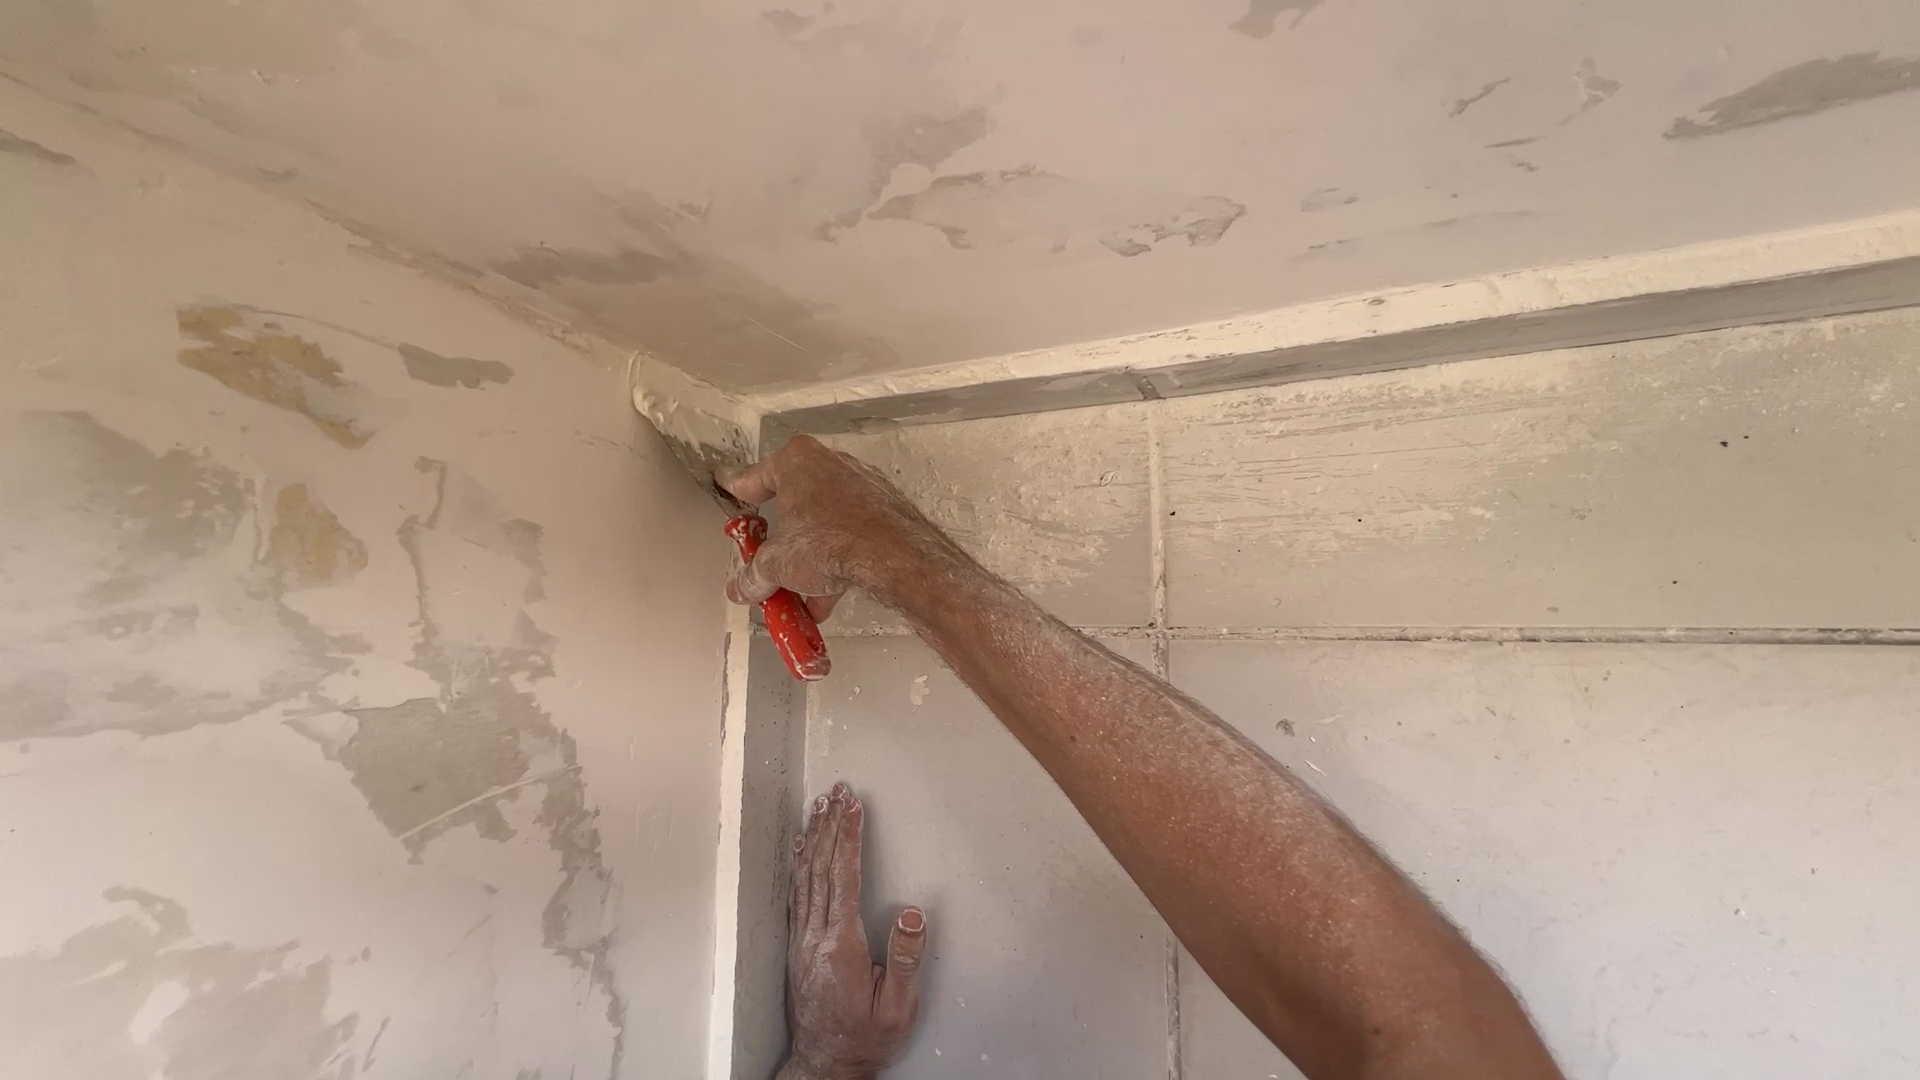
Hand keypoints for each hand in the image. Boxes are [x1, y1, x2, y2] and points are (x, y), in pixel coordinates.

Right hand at [717, 435, 963, 621]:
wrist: (893, 556)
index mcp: (797, 462)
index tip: (726, 484)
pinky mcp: (884, 511)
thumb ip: (754, 575)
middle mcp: (830, 466)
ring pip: (822, 528)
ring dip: (807, 565)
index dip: (736, 488)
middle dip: (779, 546)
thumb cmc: (831, 541)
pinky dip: (835, 564)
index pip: (754, 477)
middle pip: (792, 508)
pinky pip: (848, 537)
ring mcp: (861, 487)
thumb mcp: (776, 564)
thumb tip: (744, 587)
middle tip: (765, 568)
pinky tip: (824, 599)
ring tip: (797, 599)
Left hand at [778, 782, 926, 1079]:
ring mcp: (802, 940)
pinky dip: (798, 864)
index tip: (853, 806)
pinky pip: (796, 894)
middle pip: (821, 867)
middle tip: (836, 791)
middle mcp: (816, 936)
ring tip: (819, 806)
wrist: (825, 1067)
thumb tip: (912, 914)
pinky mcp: (796, 946)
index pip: (844, 877)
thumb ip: (904, 960)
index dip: (848, 837)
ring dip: (813, 837)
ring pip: (805, 876)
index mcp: (841, 945)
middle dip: (830, 824)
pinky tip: (800, 847)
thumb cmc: (865, 1038)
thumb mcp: (897, 1008)